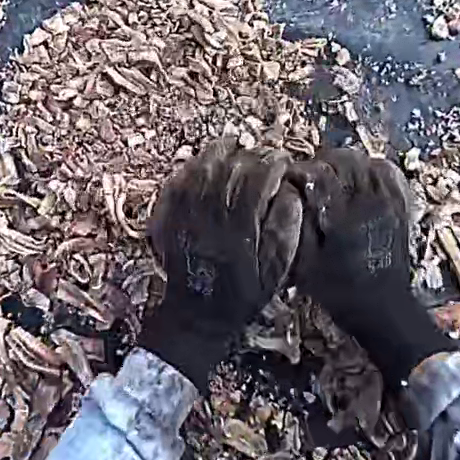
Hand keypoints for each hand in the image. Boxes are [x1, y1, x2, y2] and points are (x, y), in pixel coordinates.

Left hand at [138, 140, 303, 384]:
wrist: (195, 312)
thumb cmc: (241, 293)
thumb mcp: (274, 272)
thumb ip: (285, 232)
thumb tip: (292, 195)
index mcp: (240, 226)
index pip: (258, 180)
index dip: (273, 165)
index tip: (284, 161)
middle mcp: (210, 213)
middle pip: (231, 168)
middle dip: (252, 155)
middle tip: (264, 154)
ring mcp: (185, 210)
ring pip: (203, 167)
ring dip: (222, 152)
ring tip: (236, 147)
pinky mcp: (168, 212)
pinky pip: (179, 178)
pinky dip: (193, 164)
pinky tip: (205, 161)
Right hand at [288, 147, 453, 384]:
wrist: (385, 311)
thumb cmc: (340, 290)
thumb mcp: (306, 264)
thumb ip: (294, 226)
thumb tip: (283, 196)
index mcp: (341, 213)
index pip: (318, 173)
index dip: (300, 172)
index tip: (289, 178)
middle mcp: (366, 202)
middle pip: (344, 161)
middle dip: (321, 163)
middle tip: (307, 174)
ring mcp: (387, 204)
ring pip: (366, 164)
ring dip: (345, 164)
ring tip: (330, 174)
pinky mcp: (399, 210)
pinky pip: (389, 177)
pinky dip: (373, 170)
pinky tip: (359, 178)